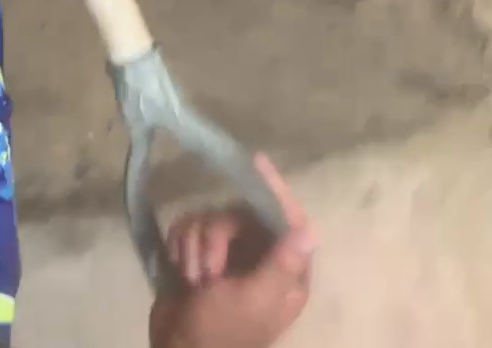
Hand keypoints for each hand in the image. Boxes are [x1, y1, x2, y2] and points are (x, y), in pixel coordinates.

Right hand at [150, 156, 314, 347]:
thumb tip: (312, 231)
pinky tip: (179, 269)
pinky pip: (186, 225)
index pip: (287, 218)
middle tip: (209, 270)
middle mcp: (258, 257)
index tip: (257, 161)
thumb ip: (281, 264)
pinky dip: (179, 245)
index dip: (275, 188)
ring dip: (194, 246)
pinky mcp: (197, 253)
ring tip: (193, 278)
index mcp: (284, 271)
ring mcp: (226, 255)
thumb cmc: (222, 333)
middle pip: (237, 214)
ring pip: (208, 217)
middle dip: (215, 236)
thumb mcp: (254, 300)